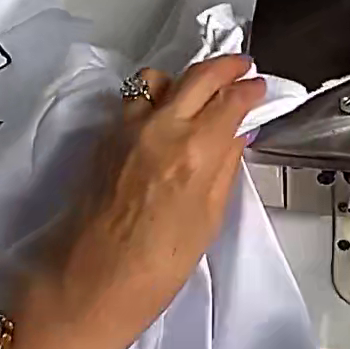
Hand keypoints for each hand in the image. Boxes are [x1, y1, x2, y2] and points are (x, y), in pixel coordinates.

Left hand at [1, 56, 263, 348]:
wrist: (90, 282)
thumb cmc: (158, 264)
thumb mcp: (209, 217)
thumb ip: (225, 166)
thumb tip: (236, 135)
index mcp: (194, 152)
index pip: (231, 100)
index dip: (251, 90)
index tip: (260, 87)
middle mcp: (160, 129)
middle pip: (198, 75)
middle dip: (226, 66)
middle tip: (242, 67)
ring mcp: (127, 129)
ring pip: (159, 78)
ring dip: (186, 78)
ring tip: (200, 92)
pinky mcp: (105, 137)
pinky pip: (134, 100)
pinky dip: (156, 97)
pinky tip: (167, 117)